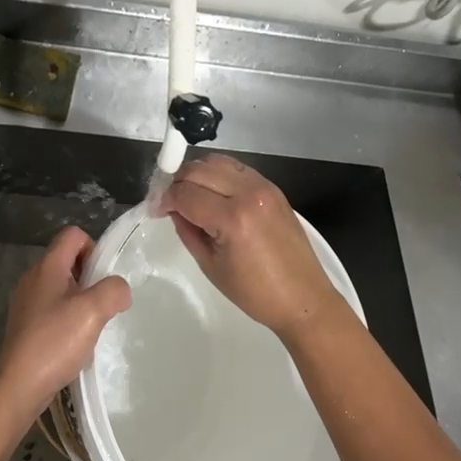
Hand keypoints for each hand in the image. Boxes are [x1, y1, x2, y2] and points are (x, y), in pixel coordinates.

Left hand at [0, 226, 131, 409]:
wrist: (19, 386)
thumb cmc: (55, 342)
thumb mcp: (93, 311)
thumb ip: (113, 291)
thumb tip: (120, 289)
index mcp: (47, 265)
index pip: (73, 234)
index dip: (94, 248)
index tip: (103, 279)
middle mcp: (33, 276)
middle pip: (67, 258)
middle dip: (89, 276)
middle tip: (100, 305)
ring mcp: (25, 300)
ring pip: (60, 284)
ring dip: (79, 298)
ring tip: (89, 325)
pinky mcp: (24, 323)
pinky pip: (50, 306)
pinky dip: (65, 315)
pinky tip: (72, 340)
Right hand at [165, 155, 347, 340]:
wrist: (304, 299)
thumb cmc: (256, 293)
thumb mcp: (211, 266)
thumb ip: (188, 231)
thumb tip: (172, 209)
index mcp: (233, 219)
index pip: (185, 193)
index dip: (164, 199)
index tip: (155, 210)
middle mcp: (248, 193)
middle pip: (198, 170)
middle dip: (177, 182)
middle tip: (167, 201)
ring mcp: (263, 186)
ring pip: (216, 162)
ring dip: (196, 173)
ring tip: (188, 194)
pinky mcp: (272, 187)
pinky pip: (236, 167)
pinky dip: (217, 173)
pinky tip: (211, 191)